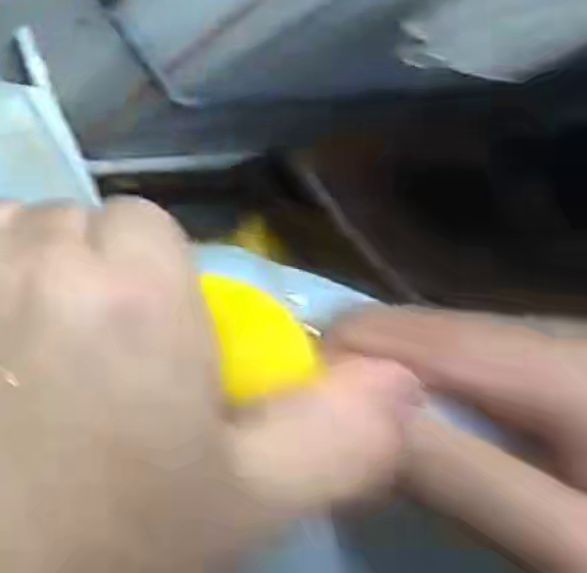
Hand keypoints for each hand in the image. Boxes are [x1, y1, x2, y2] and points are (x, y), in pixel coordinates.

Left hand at [0, 198, 423, 572]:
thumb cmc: (105, 516)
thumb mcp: (249, 496)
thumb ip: (335, 428)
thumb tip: (387, 371)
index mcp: (133, 287)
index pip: (143, 219)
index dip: (150, 262)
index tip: (149, 314)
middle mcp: (42, 247)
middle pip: (74, 216)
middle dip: (91, 257)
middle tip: (90, 329)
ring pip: (11, 219)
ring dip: (28, 252)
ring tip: (31, 319)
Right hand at [329, 307, 586, 571]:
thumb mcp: (583, 548)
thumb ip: (452, 471)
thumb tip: (314, 400)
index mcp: (554, 359)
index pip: (369, 329)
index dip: (327, 371)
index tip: (322, 433)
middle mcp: (558, 326)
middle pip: (405, 331)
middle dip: (379, 387)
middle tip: (394, 460)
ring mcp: (577, 340)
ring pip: (440, 344)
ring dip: (421, 396)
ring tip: (453, 462)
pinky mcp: (584, 360)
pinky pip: (486, 359)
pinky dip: (467, 399)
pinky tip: (505, 450)